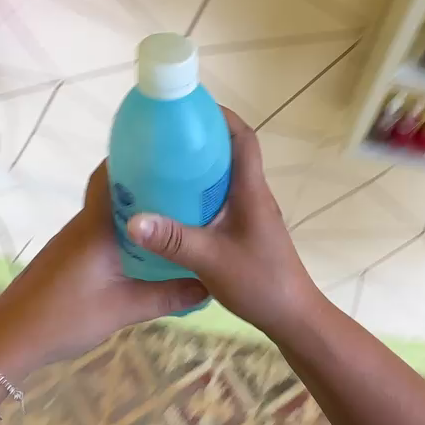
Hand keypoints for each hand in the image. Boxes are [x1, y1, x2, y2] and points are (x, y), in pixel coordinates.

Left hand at [0, 163, 208, 371]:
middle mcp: (86, 223)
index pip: (113, 173)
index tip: (174, 154)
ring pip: (112, 210)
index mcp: (97, 225)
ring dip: (140, 208)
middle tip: (190, 186)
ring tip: (178, 214)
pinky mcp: (72, 255)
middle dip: (150, 182)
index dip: (140, 157)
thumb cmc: (64, 317)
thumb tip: (208, 284)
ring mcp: (76, 239)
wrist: (11, 339)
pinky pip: (105, 229)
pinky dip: (128, 230)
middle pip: (118, 188)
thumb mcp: (123, 309)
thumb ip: (167, 297)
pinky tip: (150, 246)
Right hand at [124, 109, 328, 334]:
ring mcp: (252, 212)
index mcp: (251, 190)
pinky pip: (221, 198)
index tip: (190, 108)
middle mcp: (254, 194)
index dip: (220, 116)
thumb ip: (172, 239)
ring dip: (199, 167)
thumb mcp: (210, 260)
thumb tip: (132, 218)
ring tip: (161, 167)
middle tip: (163, 138)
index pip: (243, 137)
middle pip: (230, 152)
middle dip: (200, 139)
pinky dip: (200, 193)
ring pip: (225, 177)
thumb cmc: (259, 282)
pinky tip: (174, 206)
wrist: (292, 316)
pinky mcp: (246, 229)